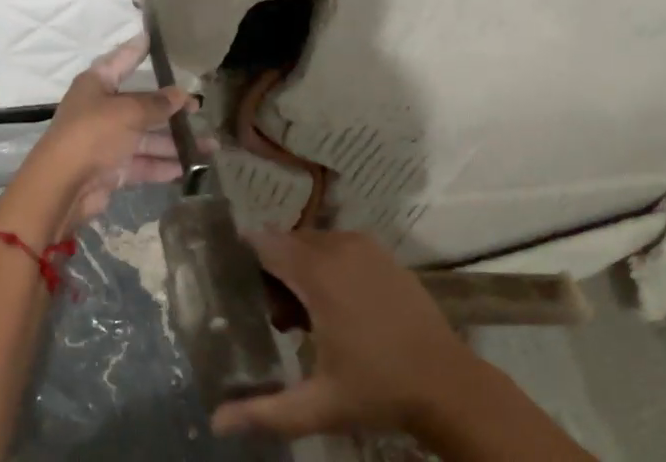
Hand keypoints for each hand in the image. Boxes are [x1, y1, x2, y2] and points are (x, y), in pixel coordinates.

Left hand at [21, 35, 194, 230]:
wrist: (63, 185)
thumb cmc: (93, 134)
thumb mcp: (127, 112)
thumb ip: (156, 104)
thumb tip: (181, 94)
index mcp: (96, 85)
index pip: (121, 61)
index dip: (136, 50)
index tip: (152, 37)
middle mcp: (101, 109)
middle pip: (140, 105)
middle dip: (170, 109)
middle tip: (200, 108)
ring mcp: (106, 140)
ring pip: (146, 137)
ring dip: (175, 142)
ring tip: (209, 146)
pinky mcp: (111, 169)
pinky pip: (143, 163)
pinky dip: (164, 165)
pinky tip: (190, 168)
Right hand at [211, 230, 484, 438]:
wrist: (450, 387)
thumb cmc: (380, 390)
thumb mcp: (319, 405)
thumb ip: (265, 411)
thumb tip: (215, 422)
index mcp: (319, 274)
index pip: (264, 242)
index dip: (243, 259)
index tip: (233, 287)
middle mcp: (339, 248)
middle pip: (286, 243)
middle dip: (272, 272)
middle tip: (275, 318)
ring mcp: (366, 247)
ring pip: (312, 244)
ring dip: (299, 270)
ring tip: (304, 318)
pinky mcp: (384, 255)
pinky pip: (338, 247)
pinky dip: (326, 266)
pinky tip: (334, 307)